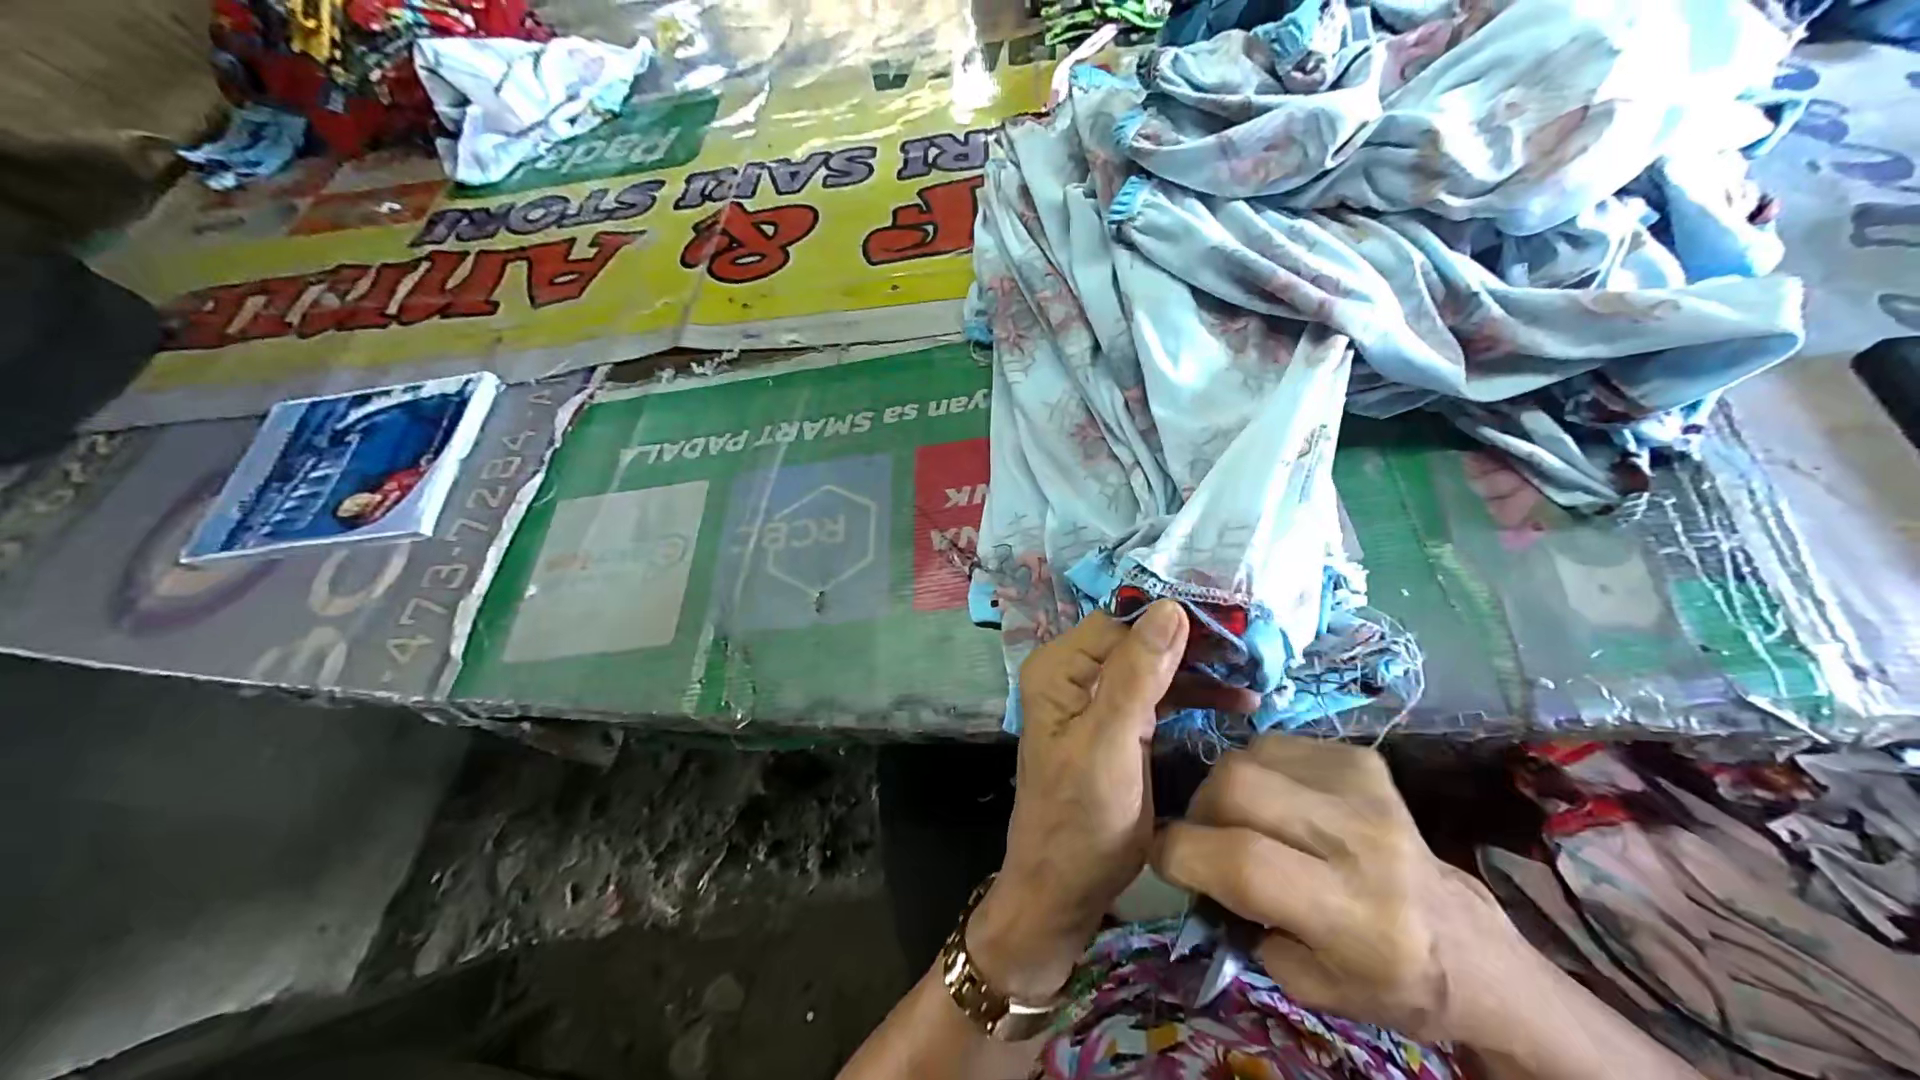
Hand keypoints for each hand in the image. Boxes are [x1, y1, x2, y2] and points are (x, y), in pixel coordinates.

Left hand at [968, 601, 1255, 1002]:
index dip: (1172, 617)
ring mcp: (1096, 699)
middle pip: (1139, 639)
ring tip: (1253, 674)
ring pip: (1153, 665)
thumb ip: (1137, 676)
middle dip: (1192, 642)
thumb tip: (1170, 608)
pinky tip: (1237, 701)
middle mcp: (1074, 673)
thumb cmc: (1081, 818)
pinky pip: (1158, 695)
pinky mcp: (1117, 724)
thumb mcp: (1110, 743)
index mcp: (1060, 668)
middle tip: (1251, 647)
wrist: (1064, 888)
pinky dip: (1193, 695)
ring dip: (1199, 669)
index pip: (1120, 620)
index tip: (1231, 620)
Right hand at [1152, 736, 1542, 1044]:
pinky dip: (1259, 771)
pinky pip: (1276, 745)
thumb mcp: (1307, 984)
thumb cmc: (1387, 982)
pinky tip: (1276, 801)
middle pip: (1236, 786)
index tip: (1164, 860)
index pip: (1243, 862)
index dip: (1180, 854)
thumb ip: (1240, 922)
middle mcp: (1363, 841)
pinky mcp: (1364, 761)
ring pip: (1249, 756)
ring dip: (1226, 788)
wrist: (1472, 950)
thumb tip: (1195, 865)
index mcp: (1355, 915)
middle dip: (1198, 812)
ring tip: (1241, 819)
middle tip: (1204, 839)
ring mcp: (1366, 790)